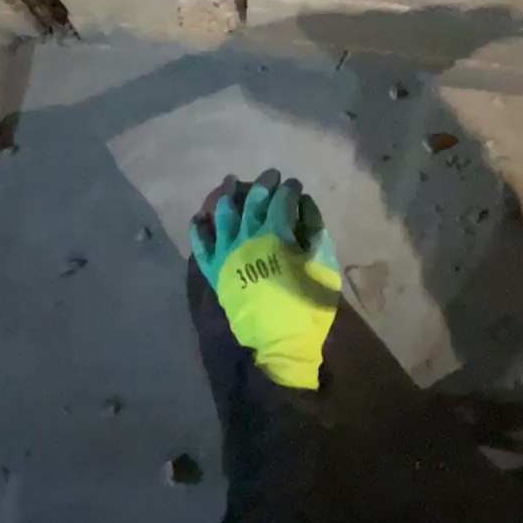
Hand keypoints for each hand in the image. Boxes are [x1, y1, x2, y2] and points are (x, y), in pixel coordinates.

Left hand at [192, 173, 341, 389]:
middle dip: (264, 184)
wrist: (278, 347)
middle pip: (254, 200)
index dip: (290, 189)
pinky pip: (200, 246)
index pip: (283, 200)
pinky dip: (198, 230)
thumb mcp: (323, 269)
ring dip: (228, 196)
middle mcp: (247, 237)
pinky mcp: (214, 273)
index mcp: (277, 234)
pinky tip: (199, 219)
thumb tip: (304, 208)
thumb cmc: (307, 309)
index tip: (295, 184)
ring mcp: (226, 254)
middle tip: (271, 175)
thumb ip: (314, 234)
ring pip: (223, 215)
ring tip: (230, 183)